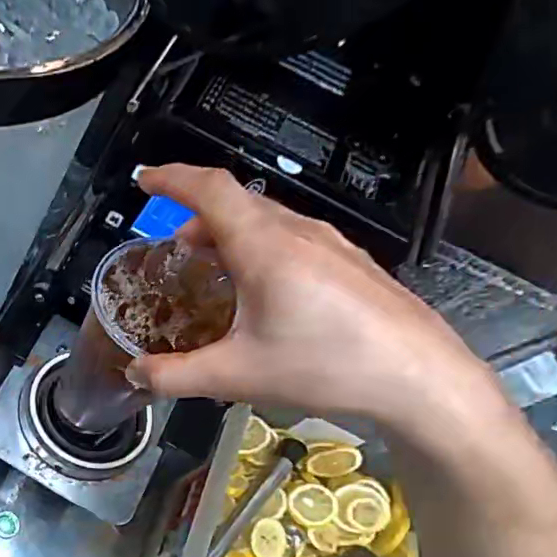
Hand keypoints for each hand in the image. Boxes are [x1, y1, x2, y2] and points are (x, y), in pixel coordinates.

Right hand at [125, 164, 504, 438]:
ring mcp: (331, 246)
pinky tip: (261, 292)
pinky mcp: (351, 265)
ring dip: (230, 234)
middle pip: (238, 203)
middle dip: (197, 216)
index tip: (147, 180)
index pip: (210, 189)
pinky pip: (293, 240)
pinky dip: (260, 250)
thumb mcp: (236, 375)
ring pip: (268, 221)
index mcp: (265, 246)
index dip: (172, 179)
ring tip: (211, 270)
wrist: (419, 378)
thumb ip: (175, 376)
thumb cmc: (327, 366)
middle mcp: (300, 233)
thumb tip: (137, 375)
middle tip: (173, 247)